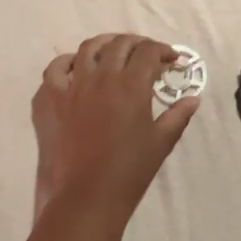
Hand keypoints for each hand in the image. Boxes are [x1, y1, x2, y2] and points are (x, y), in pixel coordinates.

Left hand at [36, 35, 198, 218]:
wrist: (86, 196)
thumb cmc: (130, 170)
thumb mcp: (161, 142)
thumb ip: (178, 115)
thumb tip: (193, 99)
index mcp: (131, 85)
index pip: (148, 52)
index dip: (163, 51)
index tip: (171, 60)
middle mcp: (100, 77)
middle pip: (119, 44)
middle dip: (137, 44)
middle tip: (146, 54)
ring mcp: (70, 86)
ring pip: (86, 49)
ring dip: (104, 45)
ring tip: (112, 52)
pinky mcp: (48, 100)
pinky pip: (54, 70)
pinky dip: (67, 63)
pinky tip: (75, 69)